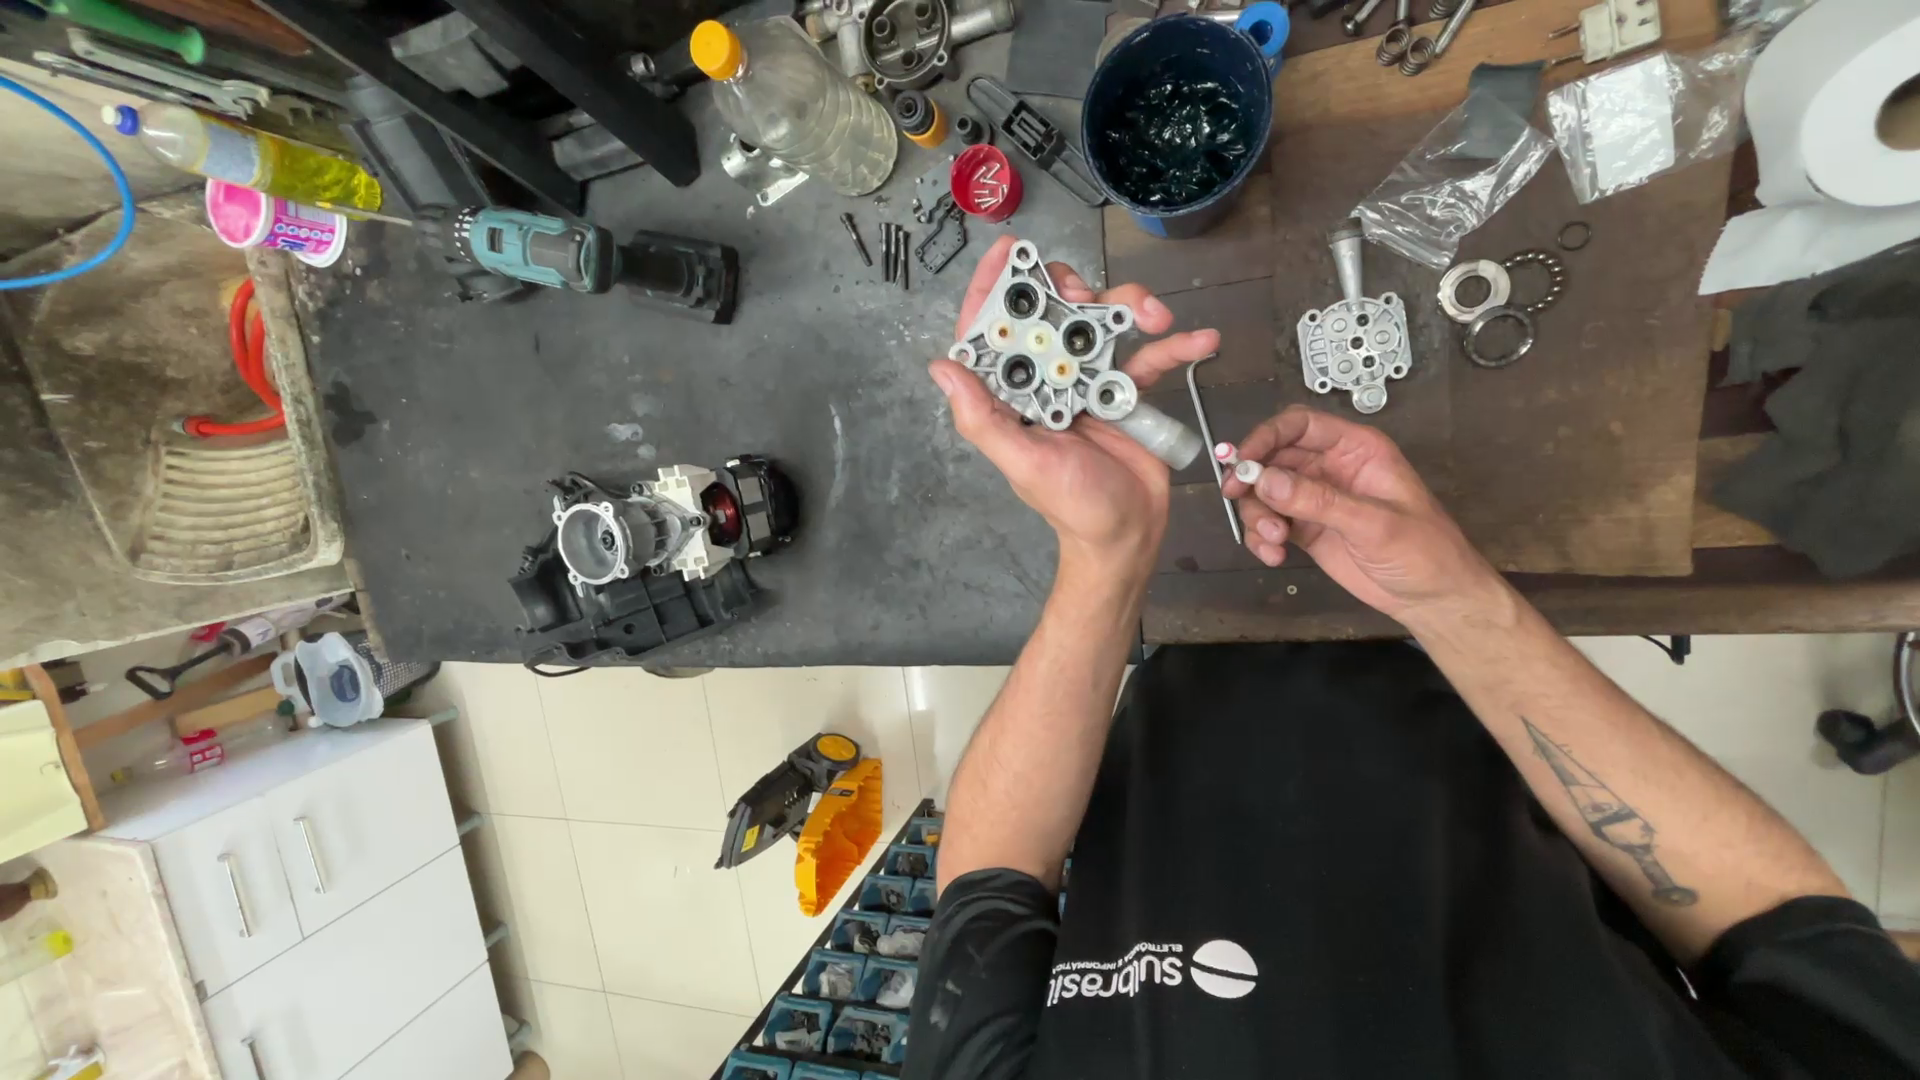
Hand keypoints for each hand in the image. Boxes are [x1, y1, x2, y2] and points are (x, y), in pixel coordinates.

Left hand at [929, 236, 1219, 579]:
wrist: (1128, 533)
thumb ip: (983, 418)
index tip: (1010, 249)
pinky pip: (1150, 357)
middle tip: (1087, 294)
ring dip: (1130, 307)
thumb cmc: (1072, 503)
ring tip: (1158, 318)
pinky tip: (1201, 340)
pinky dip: (1176, 345)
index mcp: (1013, 395)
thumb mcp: (1023, 460)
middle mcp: (1046, 380)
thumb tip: (941, 366)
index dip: (995, 288)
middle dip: (1070, 289)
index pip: (994, 332)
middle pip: (1052, 312)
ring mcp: (1088, 381)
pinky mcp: (1127, 390)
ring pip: (1102, 323)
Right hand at [1220, 405, 1509, 629]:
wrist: (1433, 598)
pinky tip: (1274, 555)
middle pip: (1272, 459)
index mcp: (1355, 450)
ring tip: (1273, 541)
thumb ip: (1318, 501)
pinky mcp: (1304, 529)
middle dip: (1251, 478)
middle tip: (1234, 497)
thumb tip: (1264, 481)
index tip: (1240, 460)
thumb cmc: (1422, 551)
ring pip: (1264, 493)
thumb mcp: (1374, 523)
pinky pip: (1268, 523)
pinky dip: (1261, 538)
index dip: (1265, 436)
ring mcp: (1314, 500)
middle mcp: (1330, 469)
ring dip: (1257, 515)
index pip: (1300, 426)